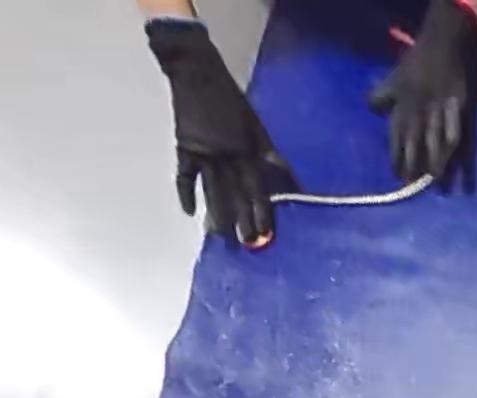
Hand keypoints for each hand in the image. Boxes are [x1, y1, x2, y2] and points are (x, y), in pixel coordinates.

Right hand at [147, 18, 298, 247]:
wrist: (196, 72)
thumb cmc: (232, 101)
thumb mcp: (257, 127)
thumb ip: (272, 157)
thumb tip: (292, 183)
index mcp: (245, 152)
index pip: (257, 191)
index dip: (262, 214)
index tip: (266, 236)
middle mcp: (225, 157)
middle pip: (234, 196)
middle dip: (241, 222)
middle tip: (247, 246)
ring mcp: (203, 154)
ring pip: (211, 192)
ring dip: (216, 217)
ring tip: (221, 239)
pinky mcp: (184, 148)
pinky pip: (184, 176)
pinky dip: (185, 194)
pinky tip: (189, 213)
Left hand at [369, 0, 476, 183]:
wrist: (443, 42)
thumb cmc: (418, 63)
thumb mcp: (395, 77)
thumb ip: (383, 94)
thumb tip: (370, 107)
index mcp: (402, 105)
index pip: (395, 137)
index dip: (395, 157)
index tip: (395, 174)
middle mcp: (418, 111)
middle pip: (414, 144)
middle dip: (412, 166)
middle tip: (413, 184)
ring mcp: (437, 110)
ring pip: (434, 142)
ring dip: (434, 162)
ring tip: (435, 181)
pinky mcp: (456, 107)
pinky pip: (455, 132)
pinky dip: (455, 150)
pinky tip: (457, 164)